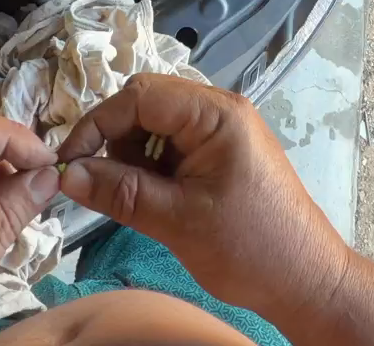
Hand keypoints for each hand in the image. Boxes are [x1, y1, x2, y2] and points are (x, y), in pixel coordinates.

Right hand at [55, 73, 350, 322]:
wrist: (305, 278)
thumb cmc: (248, 247)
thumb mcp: (177, 221)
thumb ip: (122, 192)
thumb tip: (68, 175)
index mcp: (215, 112)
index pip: (141, 95)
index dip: (98, 122)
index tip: (69, 162)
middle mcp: (219, 108)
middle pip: (147, 102)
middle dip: (114, 137)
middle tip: (96, 180)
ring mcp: (221, 127)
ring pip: (156, 122)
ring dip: (131, 152)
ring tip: (130, 194)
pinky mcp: (220, 149)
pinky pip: (172, 141)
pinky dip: (151, 163)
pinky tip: (150, 194)